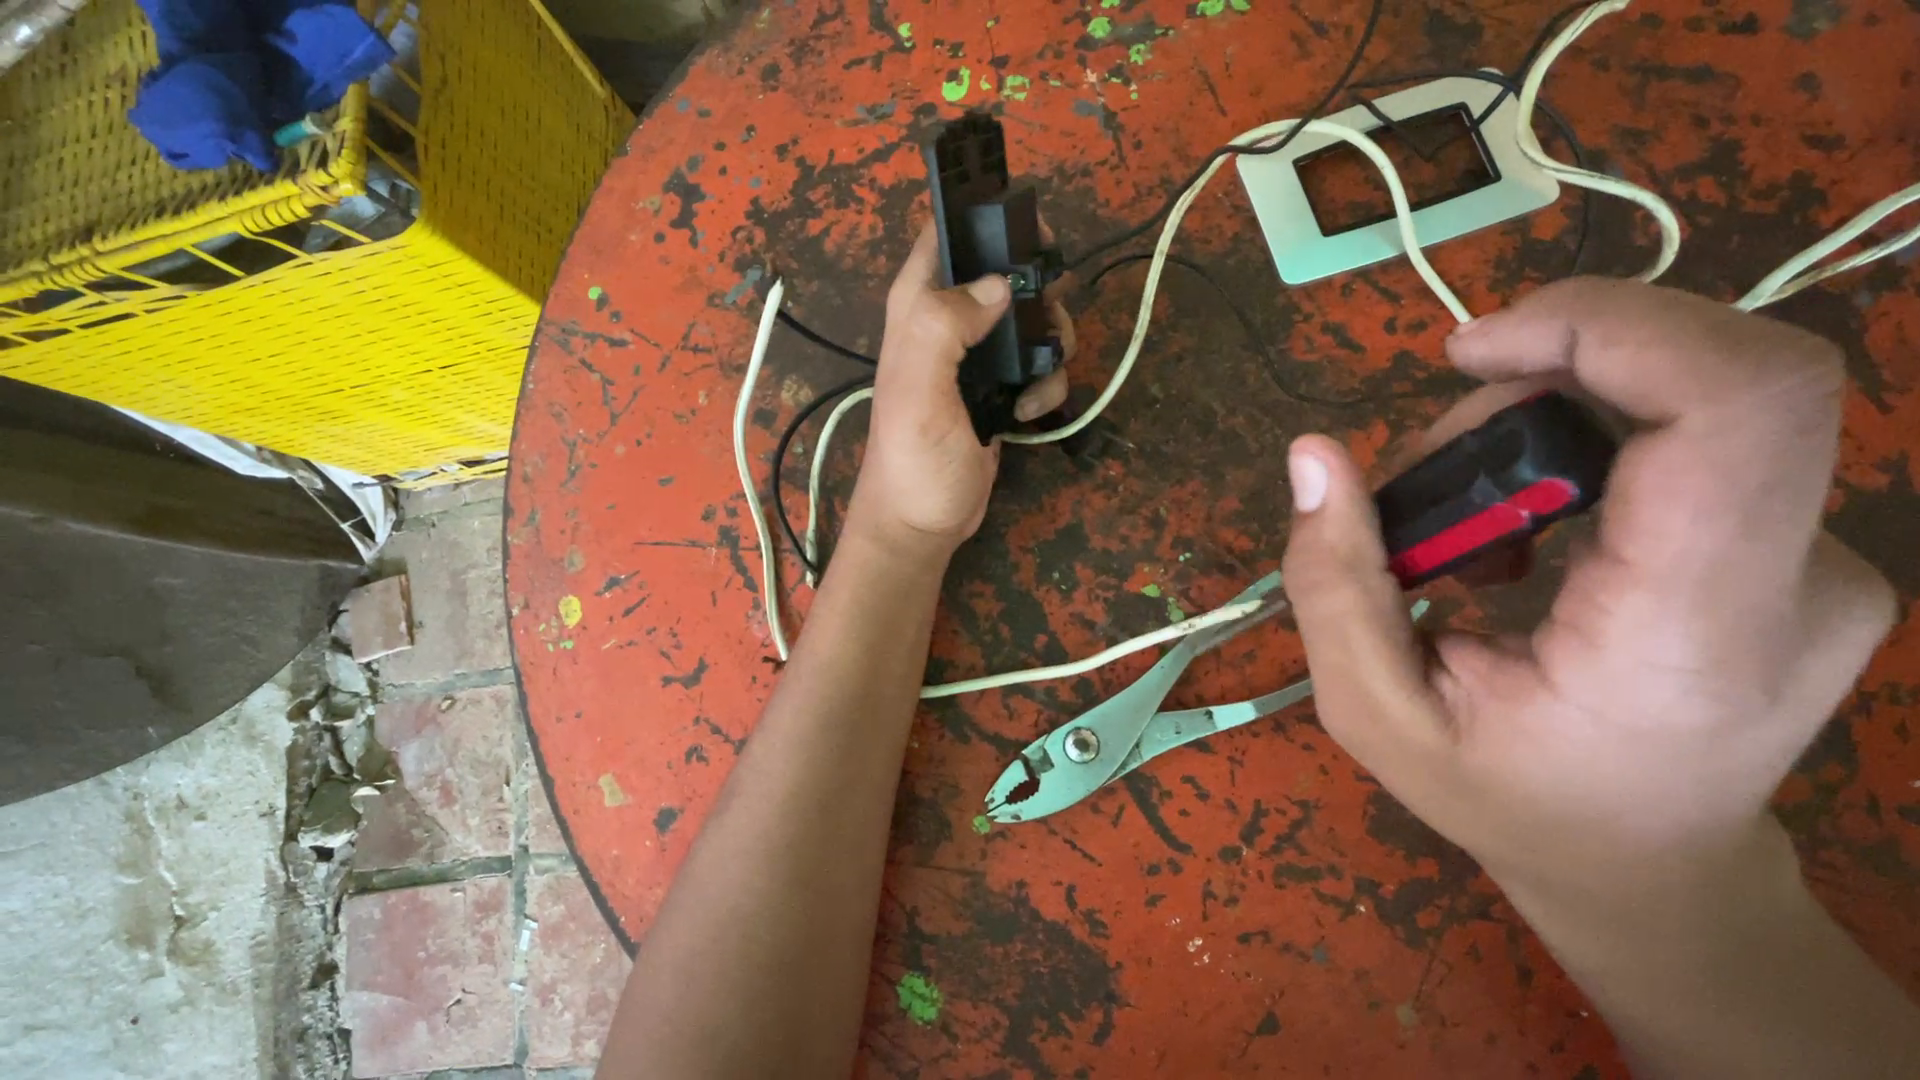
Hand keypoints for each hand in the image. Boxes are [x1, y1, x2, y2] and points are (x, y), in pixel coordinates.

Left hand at [846, 224, 1069, 555]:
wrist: (924, 521)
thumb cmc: (913, 457)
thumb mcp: (918, 388)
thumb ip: (945, 325)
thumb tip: (1000, 286)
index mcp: (919, 305)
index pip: (947, 232)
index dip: (988, 218)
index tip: (1034, 234)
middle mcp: (949, 320)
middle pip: (1007, 271)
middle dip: (1039, 291)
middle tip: (1048, 320)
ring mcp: (978, 356)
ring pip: (1034, 318)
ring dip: (1051, 345)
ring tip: (1035, 382)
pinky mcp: (1001, 388)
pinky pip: (1040, 365)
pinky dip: (1048, 385)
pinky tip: (1028, 414)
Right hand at [1279, 278, 1895, 910]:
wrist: (1649, 870)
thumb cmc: (1508, 800)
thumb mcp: (1376, 714)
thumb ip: (1334, 585)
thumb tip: (1313, 455)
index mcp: (1693, 631)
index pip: (1734, 406)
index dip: (1608, 329)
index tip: (1473, 351)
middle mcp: (1798, 580)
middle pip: (1705, 378)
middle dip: (1543, 381)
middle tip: (1436, 470)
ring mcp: (1820, 561)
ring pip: (1683, 401)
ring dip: (1545, 427)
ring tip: (1464, 528)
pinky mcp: (1800, 547)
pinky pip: (1686, 439)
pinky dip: (1580, 453)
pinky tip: (1523, 536)